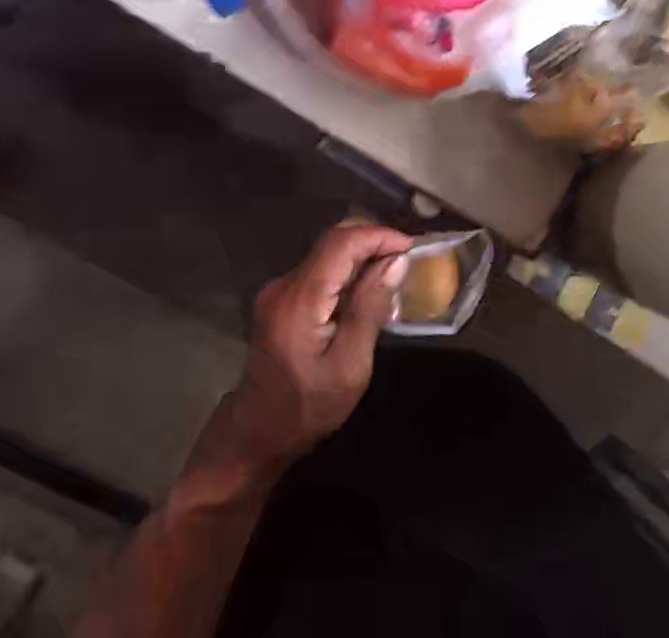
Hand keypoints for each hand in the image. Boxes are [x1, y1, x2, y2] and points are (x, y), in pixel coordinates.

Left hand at [192, 225, 411, 484]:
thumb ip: (370, 309)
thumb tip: (395, 262)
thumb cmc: (308, 407)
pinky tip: (365, 292)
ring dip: (360, 257)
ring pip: (325, 254)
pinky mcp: (279, 300)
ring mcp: (277, 291)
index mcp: (299, 300)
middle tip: (407, 260)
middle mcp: (283, 285)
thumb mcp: (350, 366)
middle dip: (372, 243)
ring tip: (393, 274)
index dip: (378, 236)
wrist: (257, 432)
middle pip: (331, 243)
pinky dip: (345, 272)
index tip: (411, 248)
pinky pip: (318, 272)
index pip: (340, 244)